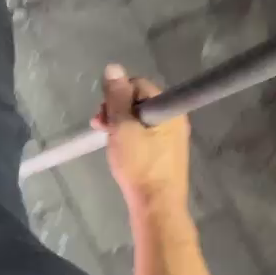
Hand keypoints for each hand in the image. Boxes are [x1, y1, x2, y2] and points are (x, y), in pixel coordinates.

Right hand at [97, 64, 190, 218]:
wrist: (157, 207)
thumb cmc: (139, 165)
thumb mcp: (122, 127)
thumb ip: (116, 97)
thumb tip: (113, 67)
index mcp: (168, 110)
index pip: (138, 84)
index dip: (118, 95)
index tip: (105, 113)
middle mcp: (174, 119)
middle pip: (138, 99)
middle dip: (115, 108)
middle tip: (101, 126)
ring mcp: (171, 136)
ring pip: (138, 116)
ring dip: (118, 122)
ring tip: (107, 138)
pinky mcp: (165, 151)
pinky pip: (143, 132)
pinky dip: (128, 134)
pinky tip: (118, 147)